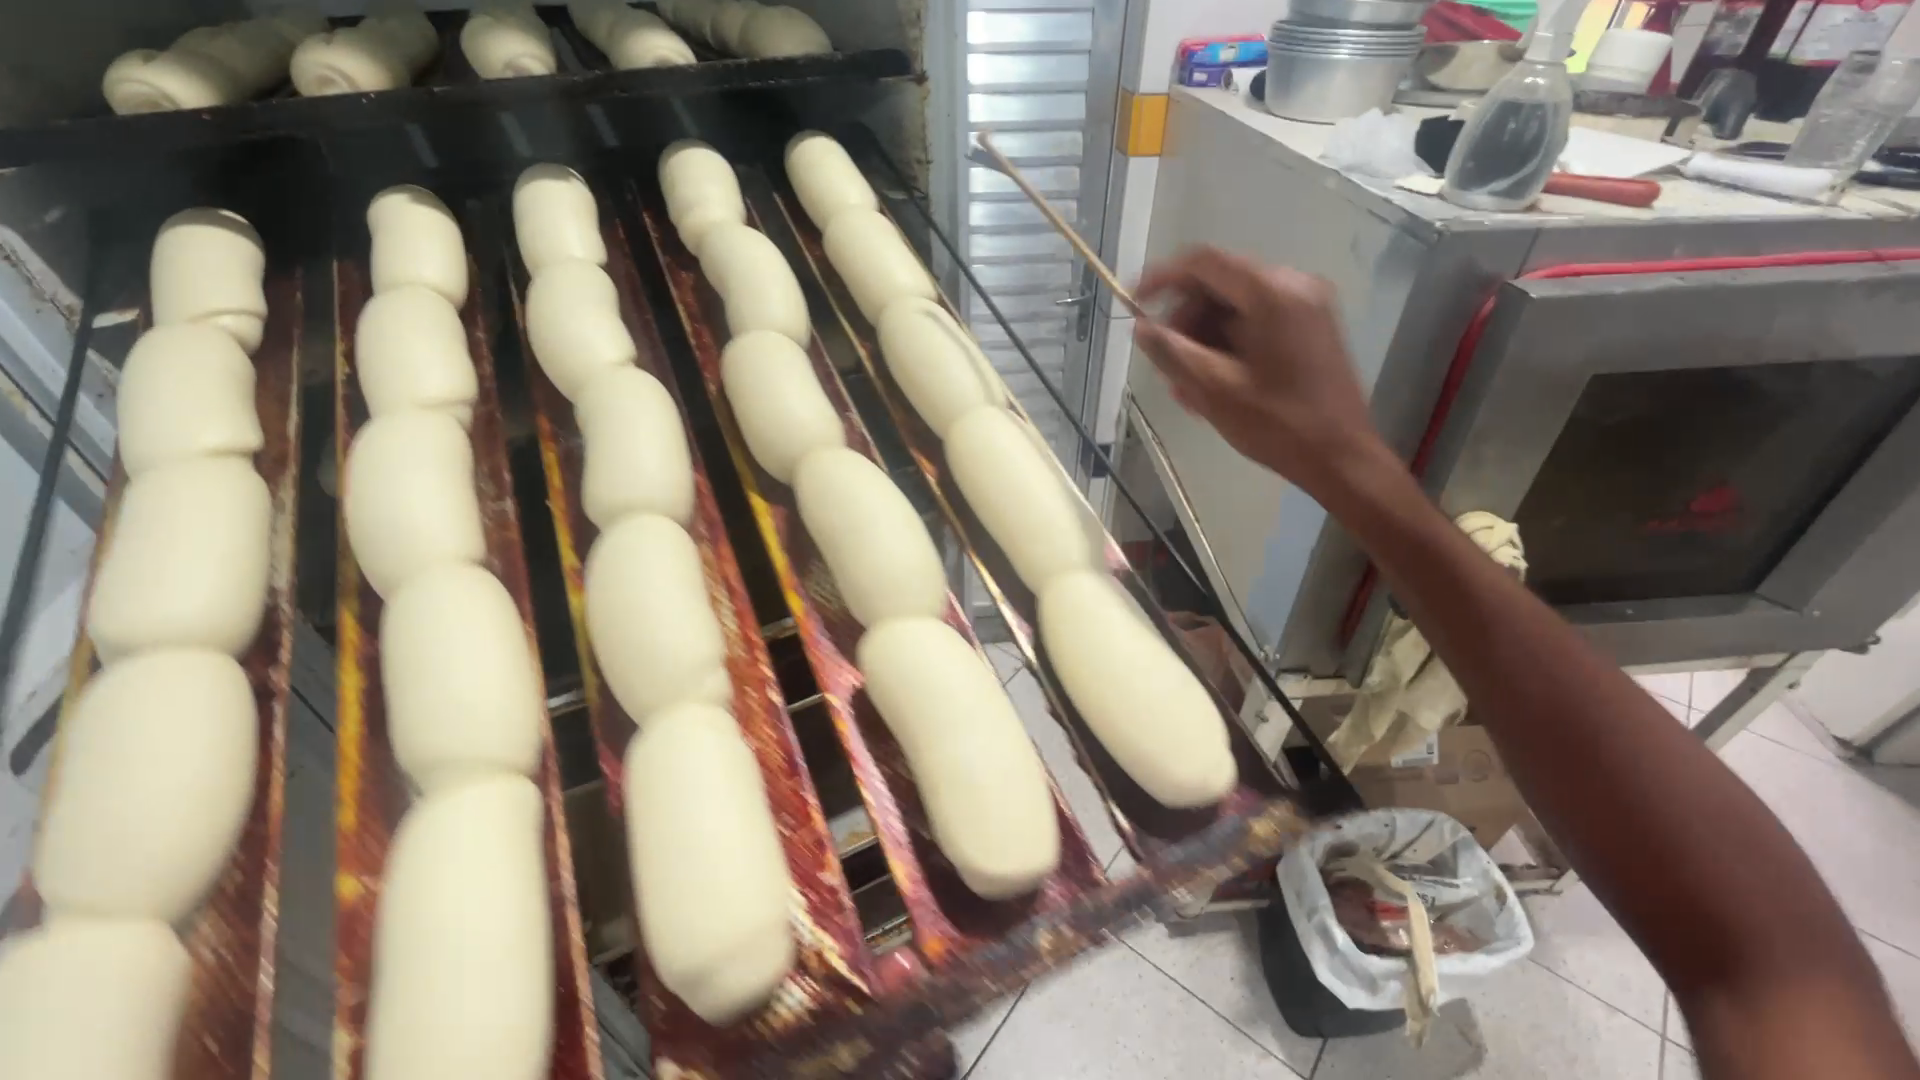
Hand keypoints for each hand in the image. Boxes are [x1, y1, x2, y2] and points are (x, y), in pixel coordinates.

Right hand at [1132, 247, 1390, 495]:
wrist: (1341, 457)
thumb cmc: (1277, 424)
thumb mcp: (1213, 390)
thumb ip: (1171, 352)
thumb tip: (1141, 327)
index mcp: (1271, 292)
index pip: (1203, 263)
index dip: (1162, 279)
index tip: (1133, 304)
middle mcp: (1293, 285)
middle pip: (1219, 284)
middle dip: (1184, 322)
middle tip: (1164, 364)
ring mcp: (1307, 305)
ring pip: (1235, 307)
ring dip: (1202, 339)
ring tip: (1185, 385)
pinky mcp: (1311, 326)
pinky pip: (1256, 321)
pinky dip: (1228, 345)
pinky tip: (1212, 383)